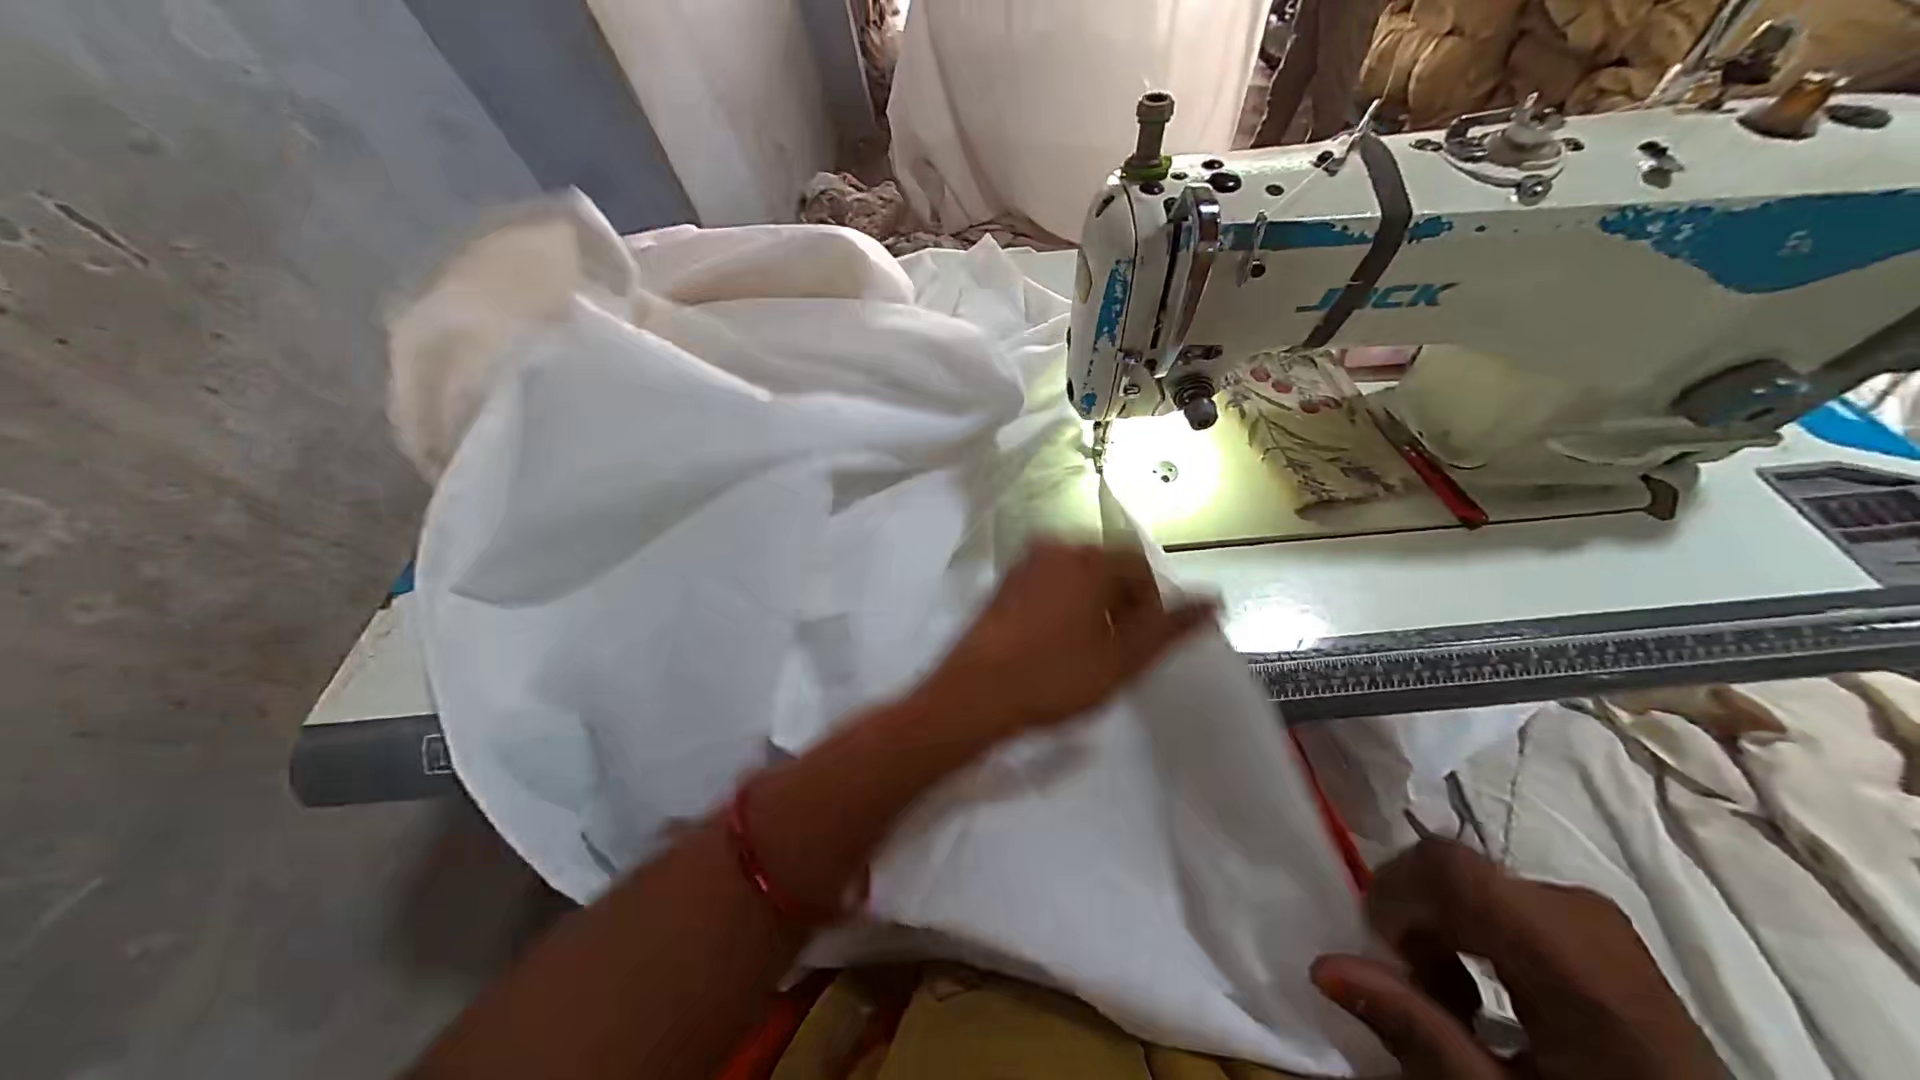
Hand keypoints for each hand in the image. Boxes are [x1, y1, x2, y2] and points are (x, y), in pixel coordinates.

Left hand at [916, 542, 1214, 738]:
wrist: (972, 695)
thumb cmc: (1053, 678)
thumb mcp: (1122, 660)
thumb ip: (1170, 627)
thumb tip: (1214, 600)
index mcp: (1088, 559)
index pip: (1141, 567)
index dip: (1151, 606)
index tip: (1142, 644)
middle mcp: (1055, 548)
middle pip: (1108, 567)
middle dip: (1121, 604)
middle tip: (1116, 652)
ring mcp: (1023, 564)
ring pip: (1077, 577)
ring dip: (1093, 607)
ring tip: (1086, 653)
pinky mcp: (1002, 585)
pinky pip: (1048, 585)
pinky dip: (1063, 607)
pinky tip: (1053, 646)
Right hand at [1312, 839, 1728, 1079]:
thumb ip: (1417, 1033)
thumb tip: (1324, 966)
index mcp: (1574, 959)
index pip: (1454, 868)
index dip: (1393, 891)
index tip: (1376, 950)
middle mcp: (1583, 915)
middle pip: (1456, 874)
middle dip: (1414, 922)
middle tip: (1414, 991)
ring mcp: (1594, 917)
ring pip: (1473, 885)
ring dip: (1439, 933)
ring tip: (1452, 1004)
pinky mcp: (1595, 929)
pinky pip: (1503, 901)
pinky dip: (1471, 936)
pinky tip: (1486, 996)